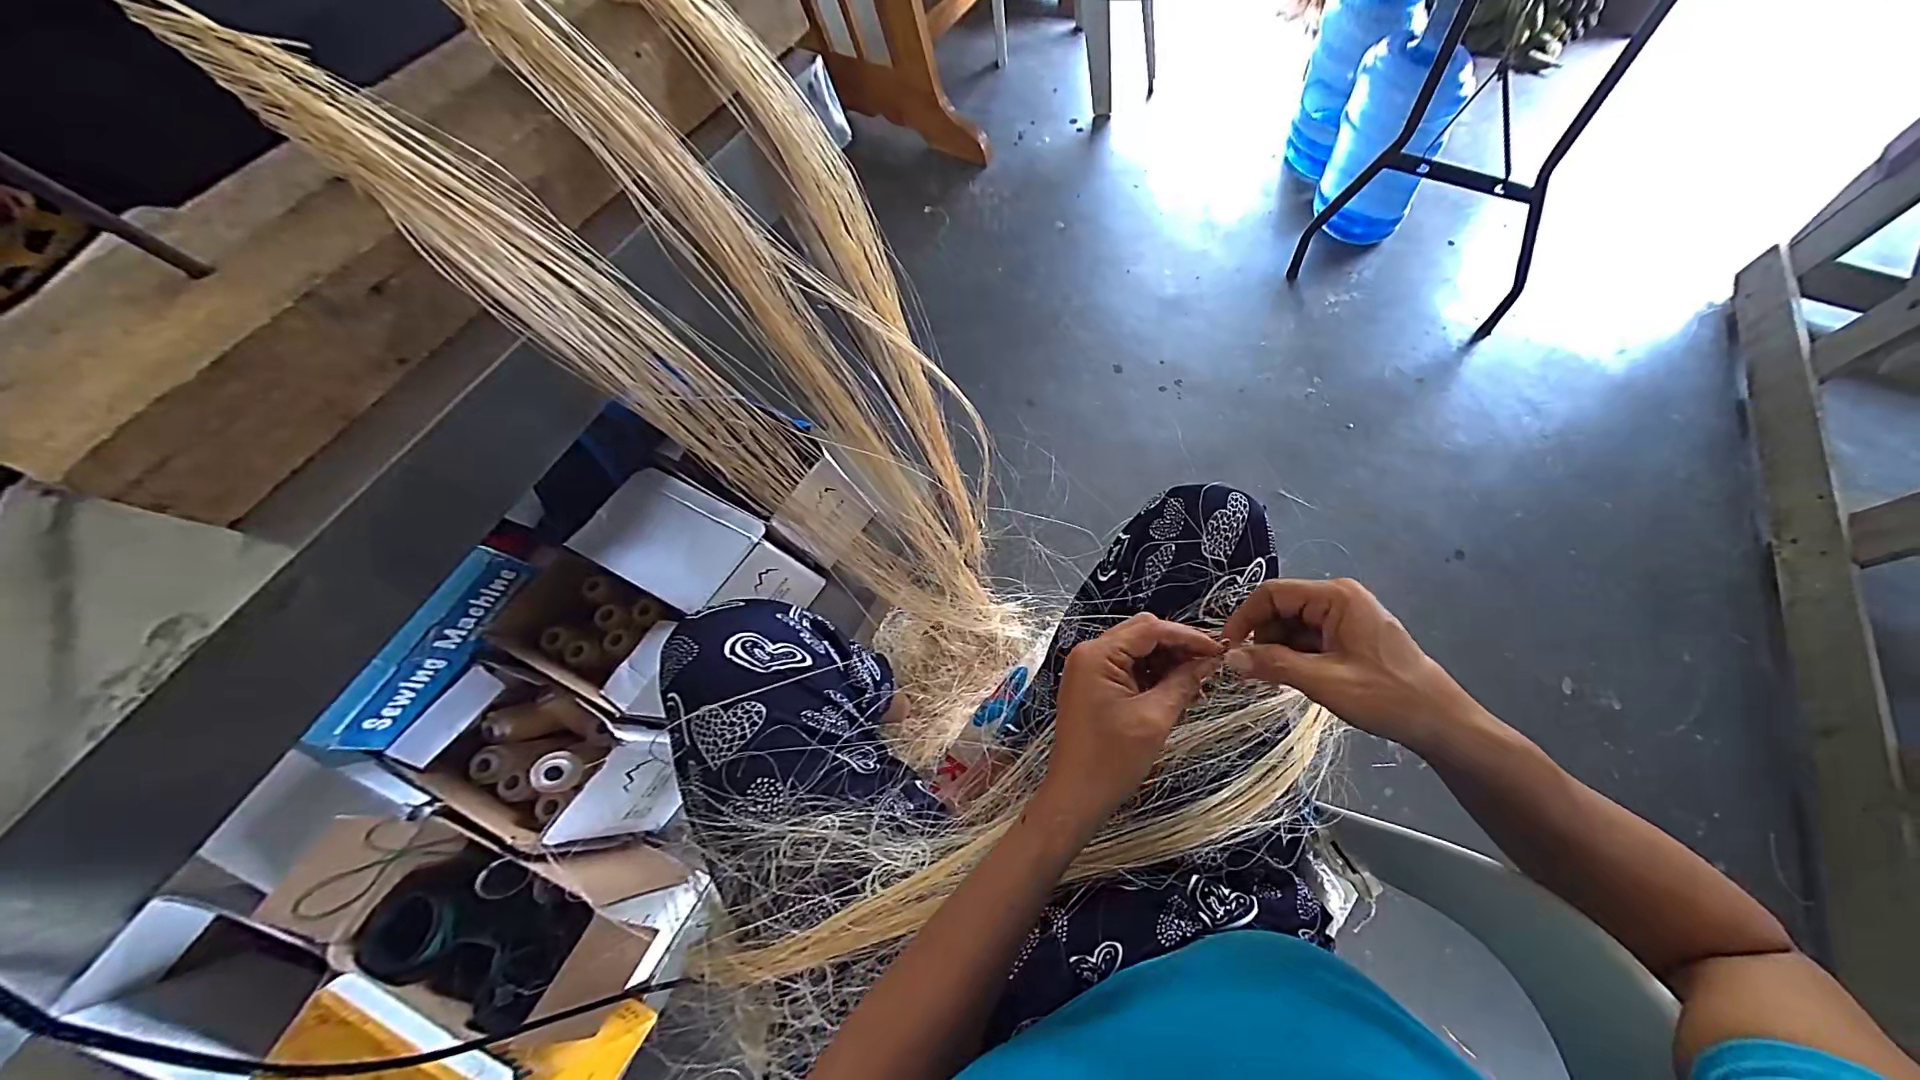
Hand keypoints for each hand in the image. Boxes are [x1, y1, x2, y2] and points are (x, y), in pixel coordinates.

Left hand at [1039, 614, 1223, 823]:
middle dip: (1178, 647)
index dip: (1188, 636)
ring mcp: (1088, 670)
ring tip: (1198, 684)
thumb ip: (1182, 683)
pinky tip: (1178, 691)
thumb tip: (1209, 661)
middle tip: (1211, 665)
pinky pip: (1128, 669)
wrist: (1075, 796)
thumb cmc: (1111, 759)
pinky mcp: (1092, 686)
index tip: (1220, 648)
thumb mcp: (1154, 718)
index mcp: (1097, 654)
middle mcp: (1089, 654)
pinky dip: (1153, 676)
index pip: (1150, 628)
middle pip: (1142, 634)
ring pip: (1137, 651)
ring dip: (1167, 662)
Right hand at [1221, 578, 1481, 749]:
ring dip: (1277, 648)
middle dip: (1261, 636)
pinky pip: (1308, 637)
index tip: (1229, 647)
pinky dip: (1293, 655)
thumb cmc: (1385, 696)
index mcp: (1336, 597)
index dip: (1245, 617)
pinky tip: (1292, 678)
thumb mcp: (1322, 681)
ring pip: (1292, 624)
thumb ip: (1272, 664)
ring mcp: (1346, 617)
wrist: (1440, 722)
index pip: (1273, 593)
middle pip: (1281, 608)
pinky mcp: (1349, 636)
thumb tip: (1230, 658)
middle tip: (1251, 669)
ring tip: (1273, 678)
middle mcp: (1340, 598)